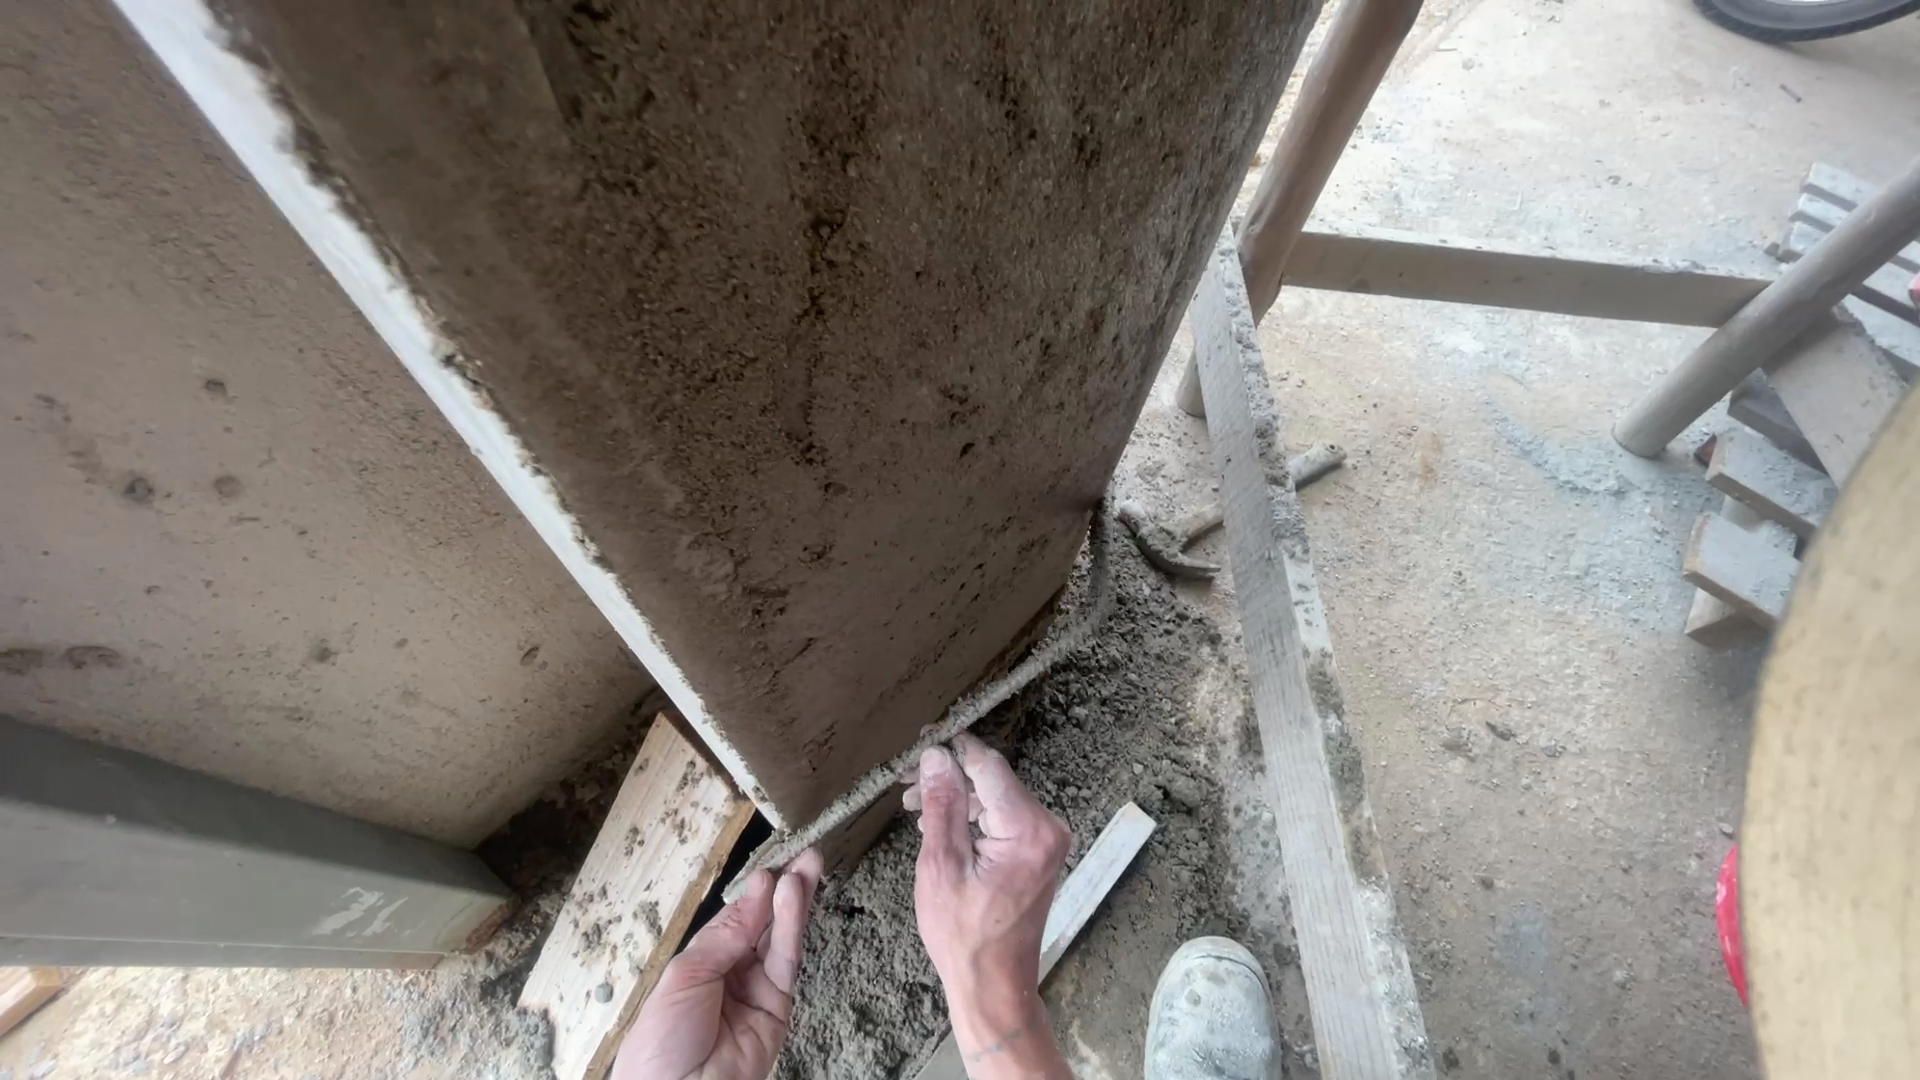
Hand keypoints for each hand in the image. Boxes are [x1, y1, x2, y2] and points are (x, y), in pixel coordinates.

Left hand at [613, 849, 822, 1079]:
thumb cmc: (663, 1039)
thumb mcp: (685, 975)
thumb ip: (728, 932)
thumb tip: (761, 885)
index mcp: (704, 964)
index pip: (735, 919)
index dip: (754, 892)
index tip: (772, 862)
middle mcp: (734, 972)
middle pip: (764, 923)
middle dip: (784, 888)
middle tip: (805, 854)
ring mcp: (758, 989)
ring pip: (781, 936)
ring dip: (795, 899)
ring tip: (809, 864)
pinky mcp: (780, 1007)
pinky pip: (787, 960)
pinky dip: (792, 925)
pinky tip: (794, 895)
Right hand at [907, 732, 1072, 1078]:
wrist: (994, 987)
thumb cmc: (964, 936)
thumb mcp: (942, 865)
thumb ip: (941, 804)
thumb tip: (935, 755)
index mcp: (1029, 829)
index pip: (987, 766)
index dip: (952, 749)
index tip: (921, 739)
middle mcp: (1046, 826)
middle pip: (991, 779)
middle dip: (948, 775)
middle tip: (905, 779)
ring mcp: (1045, 838)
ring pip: (993, 795)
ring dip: (955, 795)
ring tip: (913, 803)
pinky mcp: (1036, 848)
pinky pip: (1000, 815)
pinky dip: (969, 814)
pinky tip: (938, 820)